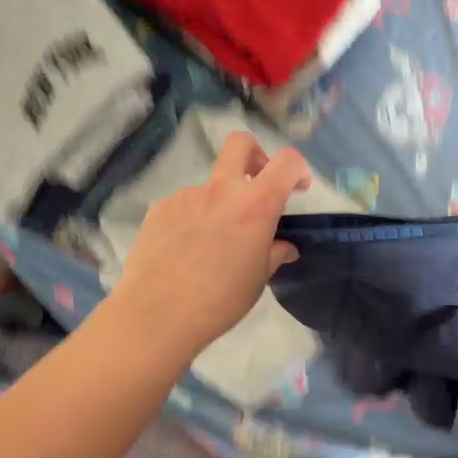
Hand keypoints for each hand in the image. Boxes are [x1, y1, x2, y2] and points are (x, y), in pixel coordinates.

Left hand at [109, 132, 310, 354]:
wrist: (158, 313)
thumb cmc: (221, 300)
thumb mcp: (258, 280)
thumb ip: (274, 254)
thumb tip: (283, 246)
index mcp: (254, 206)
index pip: (286, 163)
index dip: (298, 168)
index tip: (298, 187)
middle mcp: (221, 191)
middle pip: (241, 145)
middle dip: (256, 155)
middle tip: (259, 183)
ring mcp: (186, 196)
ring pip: (211, 186)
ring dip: (221, 204)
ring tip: (215, 245)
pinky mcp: (160, 209)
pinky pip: (186, 205)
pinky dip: (195, 219)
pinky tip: (188, 251)